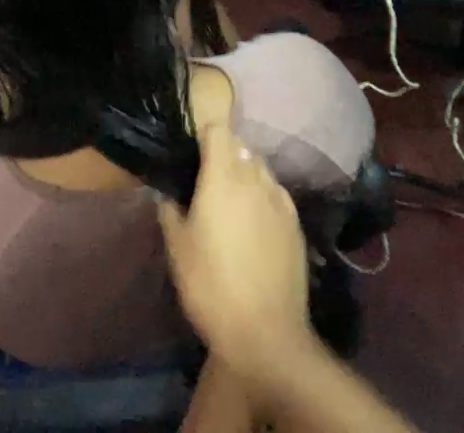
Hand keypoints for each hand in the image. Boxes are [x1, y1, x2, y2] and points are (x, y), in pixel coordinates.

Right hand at [157, 124, 314, 380]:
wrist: (265, 332)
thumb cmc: (210, 284)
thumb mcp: (177, 247)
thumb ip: (170, 210)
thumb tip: (166, 192)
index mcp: (222, 178)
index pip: (219, 131)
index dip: (204, 132)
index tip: (189, 147)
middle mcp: (255, 180)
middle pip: (241, 147)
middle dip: (224, 152)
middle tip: (203, 175)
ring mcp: (281, 202)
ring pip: (262, 169)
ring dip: (245, 172)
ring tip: (229, 197)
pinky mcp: (297, 225)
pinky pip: (277, 193)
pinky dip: (263, 194)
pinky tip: (253, 218)